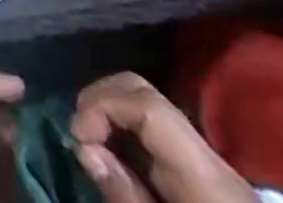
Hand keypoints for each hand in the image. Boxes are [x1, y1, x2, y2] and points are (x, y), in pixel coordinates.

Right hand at [68, 74, 254, 202]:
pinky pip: (151, 124)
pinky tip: (112, 153)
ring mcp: (203, 156)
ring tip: (91, 145)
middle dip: (100, 100)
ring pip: (144, 99)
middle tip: (81, 136)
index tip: (78, 138)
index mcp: (202, 175)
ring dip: (107, 110)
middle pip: (142, 90)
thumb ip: (124, 196)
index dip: (102, 106)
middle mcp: (203, 152)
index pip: (148, 107)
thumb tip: (85, 149)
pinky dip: (121, 125)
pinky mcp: (197, 166)